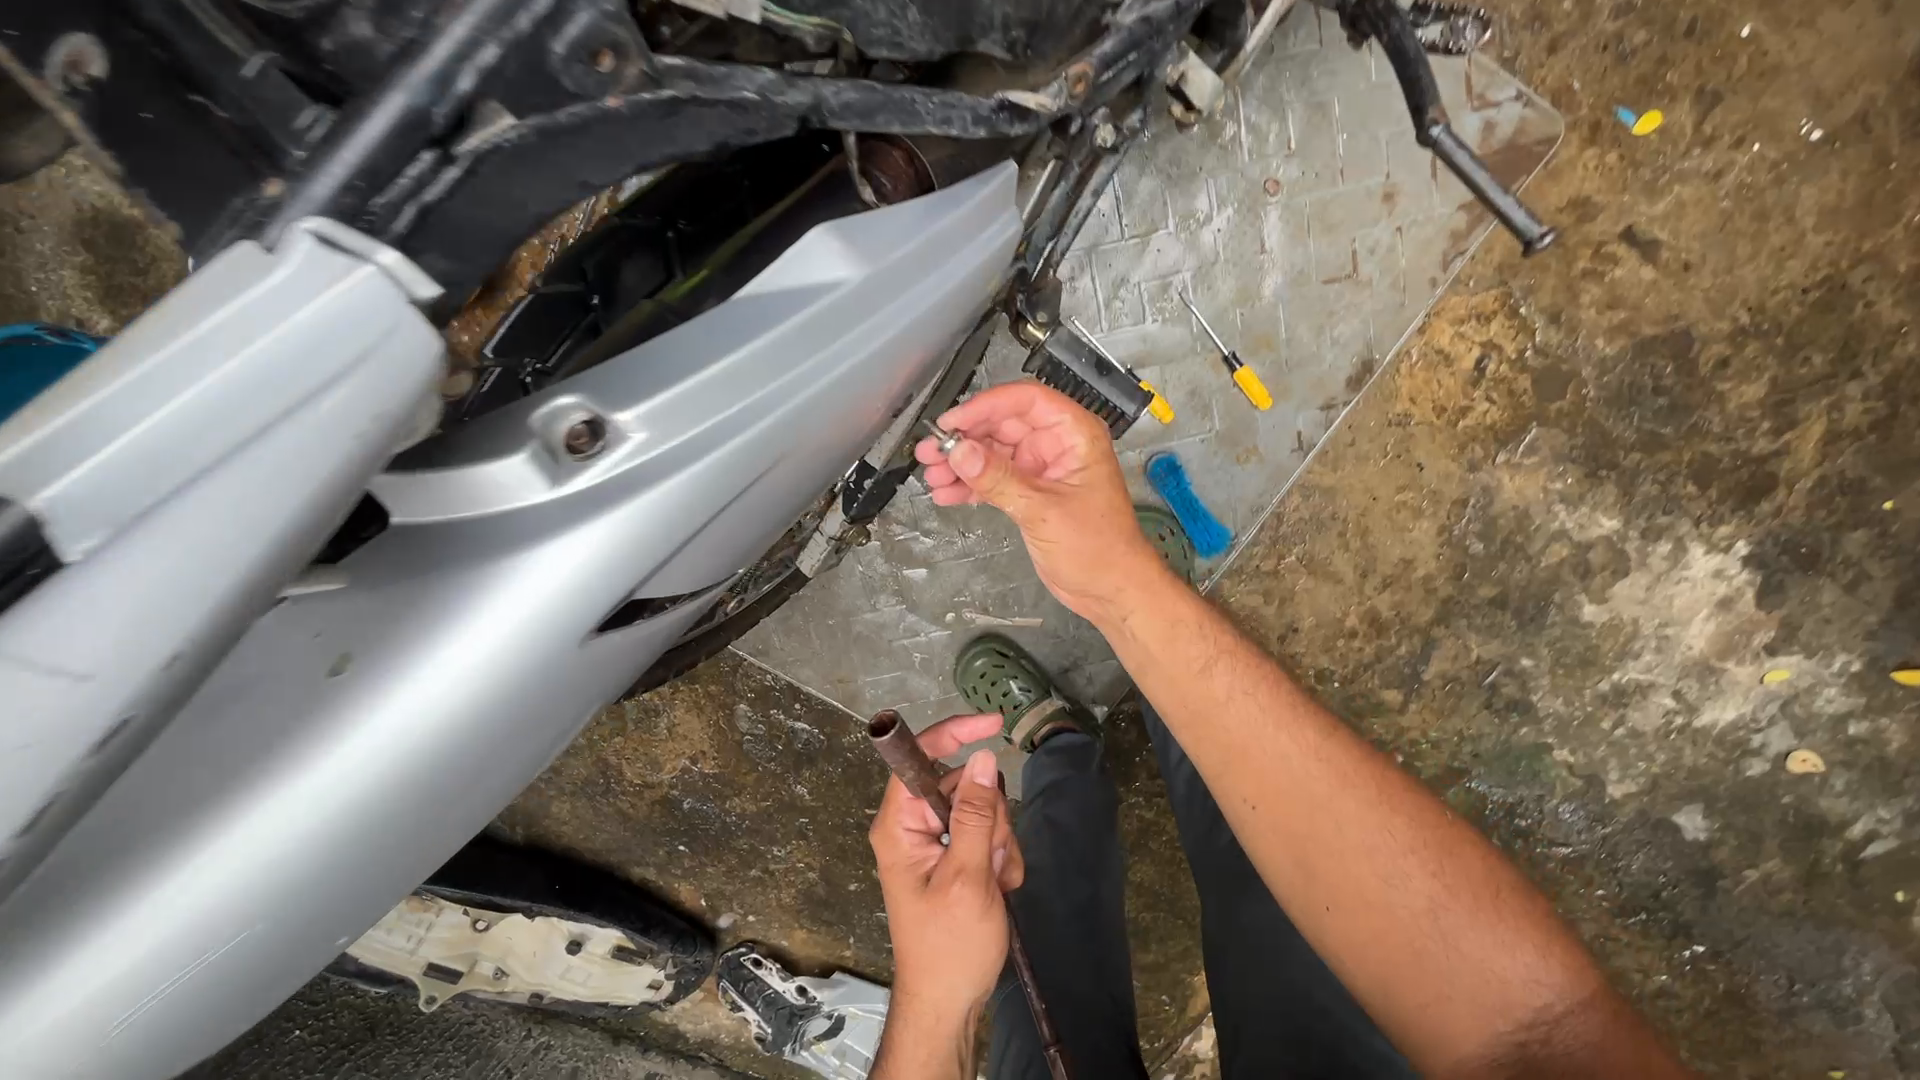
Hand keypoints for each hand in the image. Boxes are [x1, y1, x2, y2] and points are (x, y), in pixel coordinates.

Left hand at [868, 714, 1023, 1044]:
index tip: (994, 724)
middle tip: (995, 858)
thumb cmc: (950, 947)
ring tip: (997, 882)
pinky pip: (984, 834)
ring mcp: (931, 842)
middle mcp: (910, 826)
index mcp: (898, 825)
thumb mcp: (968, 877)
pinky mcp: (950, 858)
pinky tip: (1000, 888)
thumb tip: (983, 758)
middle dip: (991, 815)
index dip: (955, 733)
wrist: (948, 1004)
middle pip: (960, 783)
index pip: (919, 757)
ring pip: (979, 808)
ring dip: (999, 841)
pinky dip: (1000, 856)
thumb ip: (977, 815)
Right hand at [916, 381, 1171, 622]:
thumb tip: (961, 452)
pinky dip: (970, 486)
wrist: (1110, 590)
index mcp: (1074, 434)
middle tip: (931, 451)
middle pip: (1003, 425)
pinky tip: (947, 493)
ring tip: (932, 475)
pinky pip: (994, 480)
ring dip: (962, 464)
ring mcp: (1042, 469)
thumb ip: (999, 479)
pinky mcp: (1030, 493)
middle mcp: (1057, 445)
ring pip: (993, 453)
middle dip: (965, 438)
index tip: (952, 422)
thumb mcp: (1043, 509)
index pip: (1025, 401)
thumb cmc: (1099, 548)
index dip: (985, 406)